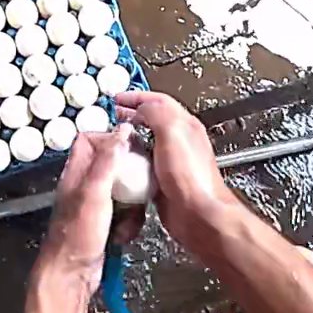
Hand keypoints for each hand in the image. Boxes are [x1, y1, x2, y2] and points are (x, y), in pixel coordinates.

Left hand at [34, 126, 130, 296]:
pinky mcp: (105, 222)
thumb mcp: (95, 193)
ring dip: (132, 204)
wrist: (71, 276)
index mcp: (76, 173)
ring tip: (128, 218)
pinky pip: (126, 212)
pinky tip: (124, 234)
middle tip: (138, 185)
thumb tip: (122, 133)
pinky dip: (130, 222)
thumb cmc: (76, 236)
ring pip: (123, 189)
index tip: (130, 146)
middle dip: (129, 176)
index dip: (110, 138)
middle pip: (112, 164)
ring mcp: (95, 205)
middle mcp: (84, 185)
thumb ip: (108, 161)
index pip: (89, 139)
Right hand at [111, 91, 237, 246]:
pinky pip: (144, 166)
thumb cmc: (192, 178)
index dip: (138, 97)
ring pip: (147, 143)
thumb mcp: (172, 133)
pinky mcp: (164, 181)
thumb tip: (142, 108)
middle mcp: (181, 142)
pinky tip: (122, 164)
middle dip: (132, 114)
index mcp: (186, 126)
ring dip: (130, 138)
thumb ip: (156, 113)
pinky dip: (131, 162)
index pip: (160, 101)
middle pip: (154, 120)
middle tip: (115, 114)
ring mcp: (172, 162)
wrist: (198, 215)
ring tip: (114, 137)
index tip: (119, 98)